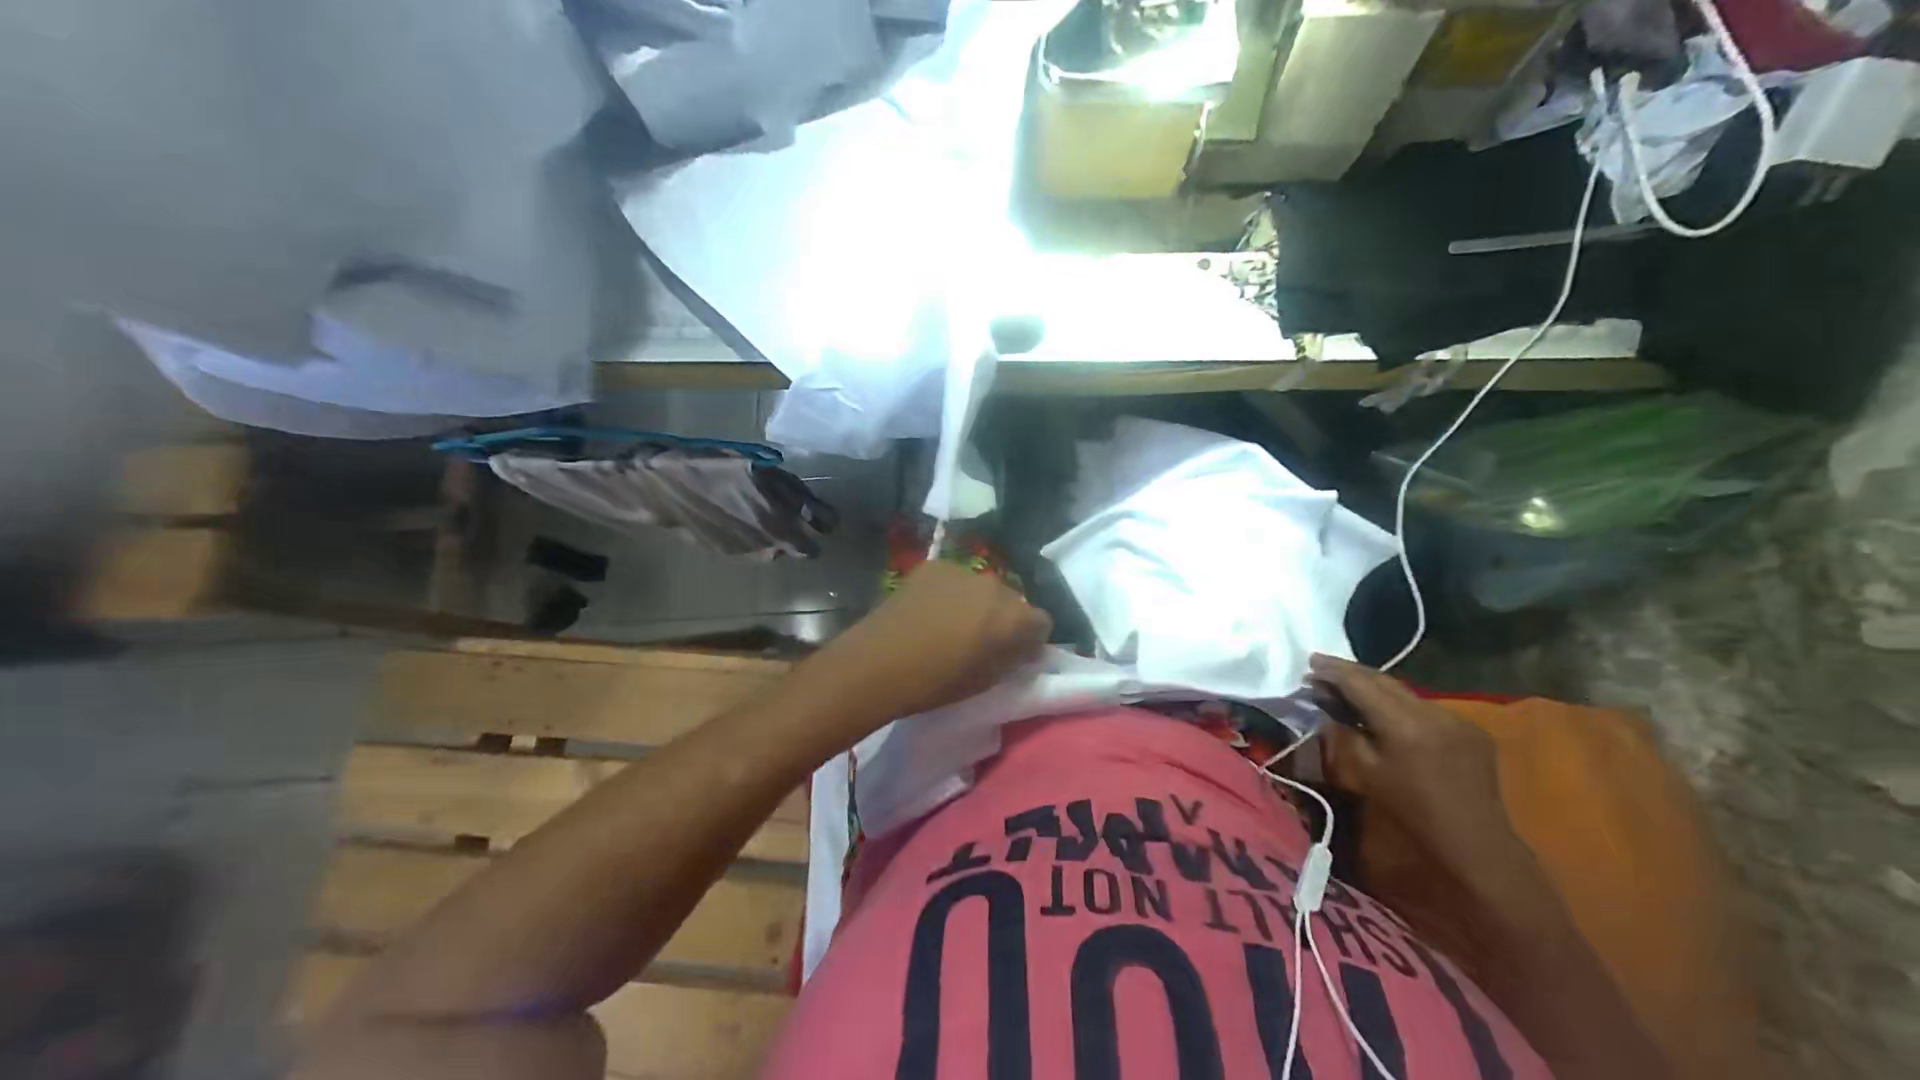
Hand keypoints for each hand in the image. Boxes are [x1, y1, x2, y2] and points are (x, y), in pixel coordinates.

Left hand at [796, 562, 1050, 735]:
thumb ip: (1013, 658)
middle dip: (1004, 617)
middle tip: (981, 639)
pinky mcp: (934, 566)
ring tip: (951, 623)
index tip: (1015, 654)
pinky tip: (929, 610)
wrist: (879, 662)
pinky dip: (949, 592)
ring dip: (976, 602)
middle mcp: (996, 586)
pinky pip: (954, 579)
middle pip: (1013, 600)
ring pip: (982, 587)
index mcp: (1015, 618)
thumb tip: (1023, 647)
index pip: (1042, 622)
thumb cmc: (936, 683)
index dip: (1031, 639)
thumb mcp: (987, 680)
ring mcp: (963, 571)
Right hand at [1309, 654, 1528, 878]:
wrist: (1474, 842)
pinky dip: (1400, 704)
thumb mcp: (1365, 772)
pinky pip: (1425, 706)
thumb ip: (1345, 733)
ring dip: (1375, 687)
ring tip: (1350, 687)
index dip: (1334, 670)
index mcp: (1404, 724)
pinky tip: (1387, 712)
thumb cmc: (1412, 811)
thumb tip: (1330, 708)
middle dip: (1351, 672)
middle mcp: (1433, 711)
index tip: (1310, 661)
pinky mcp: (1470, 728)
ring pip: (1405, 692)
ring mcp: (1457, 717)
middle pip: (1384, 680)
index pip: (1361, 684)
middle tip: (1322, 667)